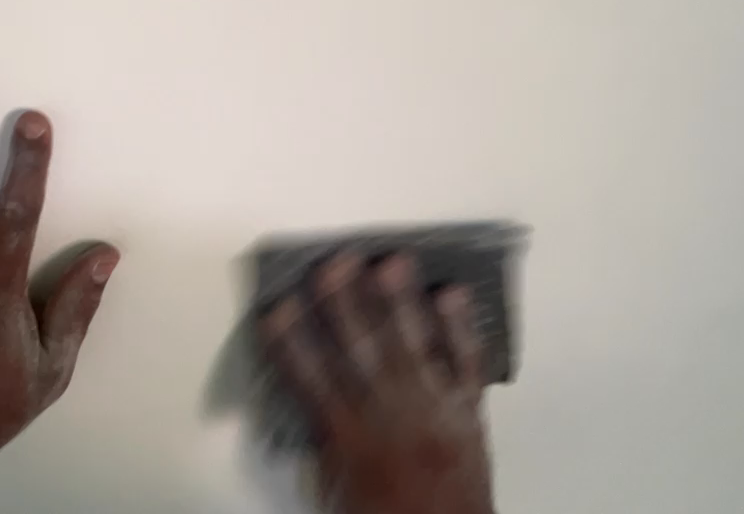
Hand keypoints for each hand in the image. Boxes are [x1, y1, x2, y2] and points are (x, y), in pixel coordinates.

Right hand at [257, 252, 496, 513]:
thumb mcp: (336, 481)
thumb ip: (323, 427)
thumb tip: (308, 381)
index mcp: (349, 435)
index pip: (308, 379)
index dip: (289, 341)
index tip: (275, 306)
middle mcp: (389, 417)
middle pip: (361, 351)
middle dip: (346, 305)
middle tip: (335, 264)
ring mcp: (432, 409)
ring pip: (412, 347)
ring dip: (401, 302)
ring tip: (392, 262)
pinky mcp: (468, 410)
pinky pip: (466, 365)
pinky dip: (461, 329)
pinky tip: (452, 294)